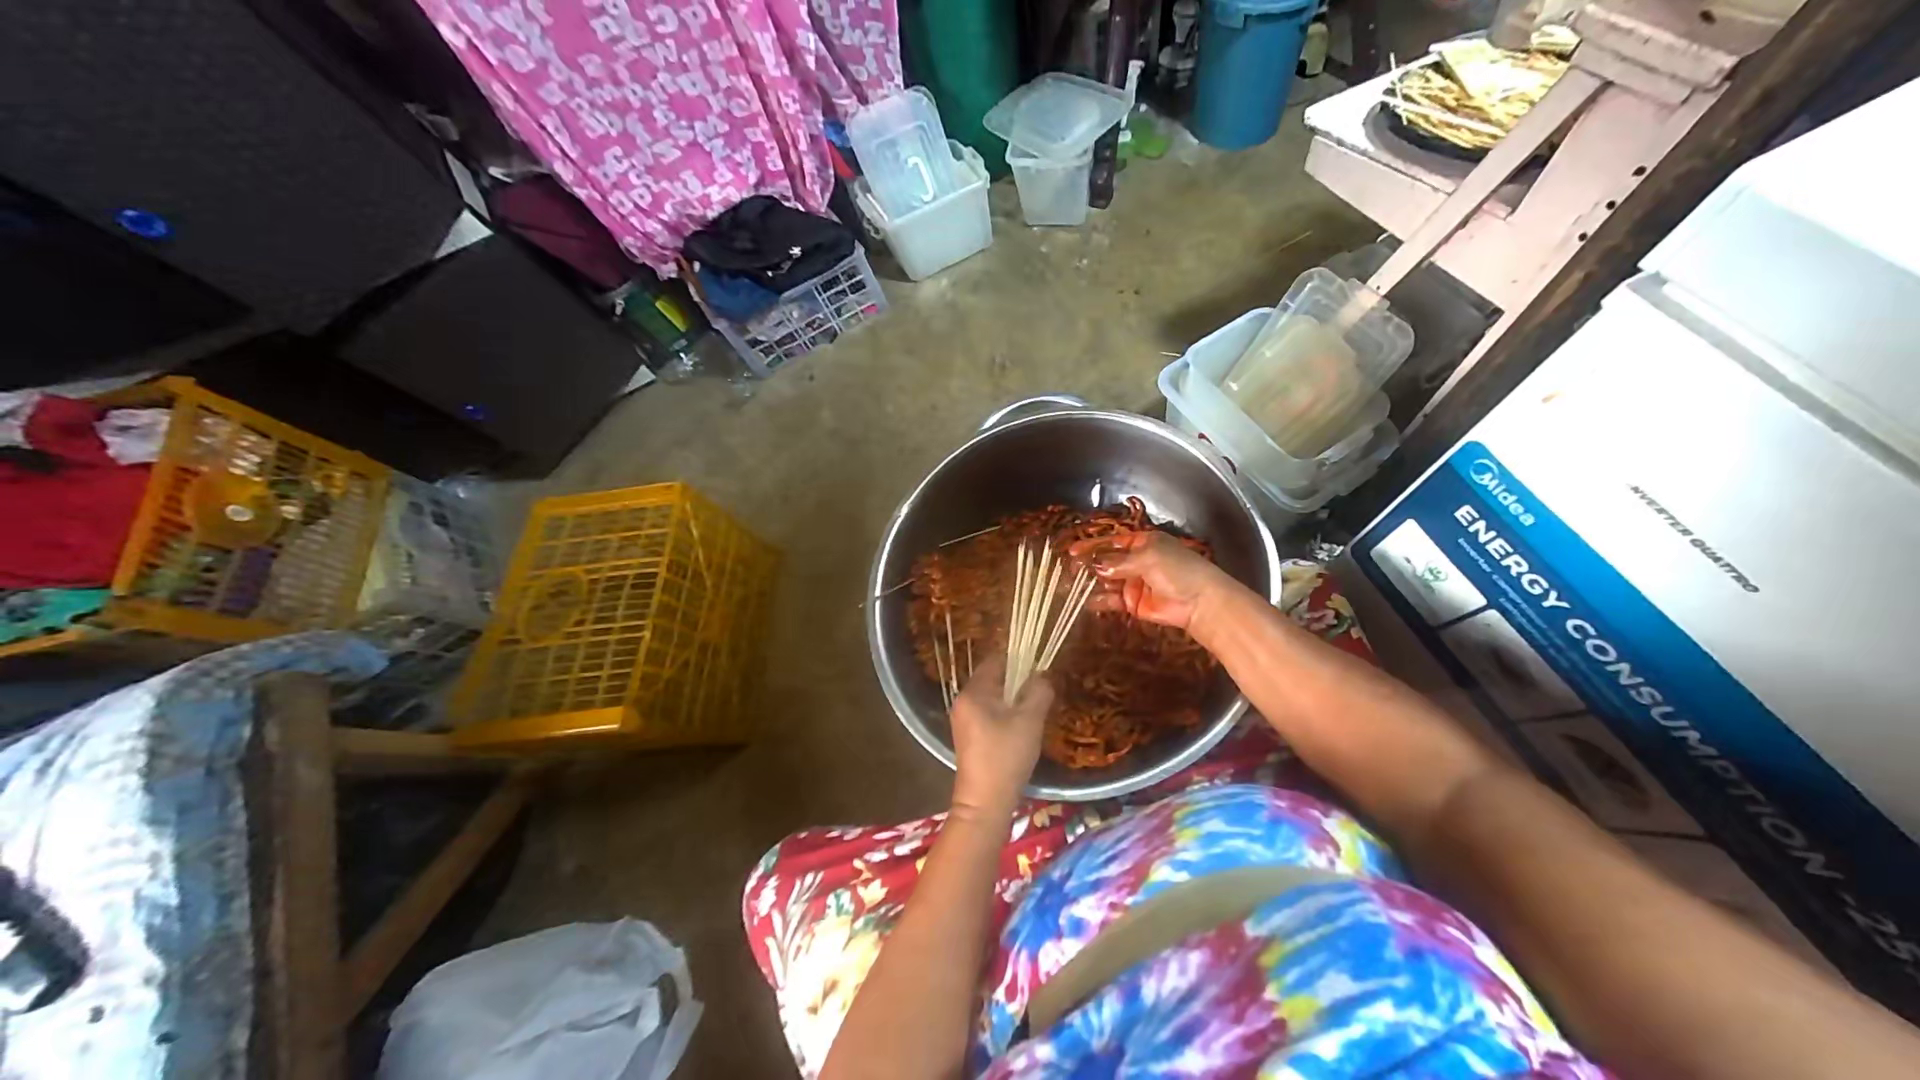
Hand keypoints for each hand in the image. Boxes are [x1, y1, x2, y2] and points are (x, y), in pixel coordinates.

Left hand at [948, 655, 1052, 816]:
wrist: (984, 802)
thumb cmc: (1006, 756)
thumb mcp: (1029, 721)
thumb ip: (1038, 692)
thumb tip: (1042, 675)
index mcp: (973, 692)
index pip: (995, 660)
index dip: (1019, 659)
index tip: (1040, 665)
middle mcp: (963, 701)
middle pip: (993, 678)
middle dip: (1018, 680)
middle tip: (1041, 689)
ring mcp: (963, 720)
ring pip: (992, 697)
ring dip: (1013, 699)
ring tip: (1035, 708)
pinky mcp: (968, 736)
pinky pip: (988, 713)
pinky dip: (1005, 713)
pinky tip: (1022, 727)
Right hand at [1068, 530, 1234, 635]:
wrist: (1200, 603)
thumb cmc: (1179, 571)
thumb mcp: (1148, 558)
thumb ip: (1119, 561)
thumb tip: (1095, 565)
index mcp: (1143, 542)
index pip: (1112, 540)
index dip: (1092, 544)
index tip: (1072, 550)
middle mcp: (1136, 560)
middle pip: (1106, 560)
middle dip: (1087, 564)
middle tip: (1067, 568)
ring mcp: (1133, 582)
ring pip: (1105, 580)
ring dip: (1089, 582)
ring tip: (1070, 585)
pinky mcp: (1132, 603)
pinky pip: (1110, 600)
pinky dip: (1098, 600)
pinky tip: (1084, 600)